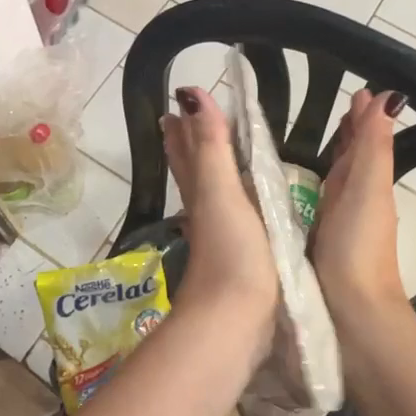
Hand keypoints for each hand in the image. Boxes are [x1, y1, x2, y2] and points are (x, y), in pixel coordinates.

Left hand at [163, 87, 278, 321]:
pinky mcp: (243, 263)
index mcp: (201, 193)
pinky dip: (237, 207)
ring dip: (210, 176)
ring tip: (216, 161)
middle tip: (176, 125)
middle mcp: (205, 213)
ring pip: (210, 197)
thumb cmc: (230, 252)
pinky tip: (245, 214)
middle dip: (186, 150)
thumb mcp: (220, 191)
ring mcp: (222, 240)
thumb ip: (211, 146)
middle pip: (192, 174)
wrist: (235, 322)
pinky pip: (237, 222)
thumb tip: (190, 93)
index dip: (180, 132)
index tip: (170, 110)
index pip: (187, 154)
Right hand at [310, 90, 407, 316]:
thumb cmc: (359, 247)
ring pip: (336, 178)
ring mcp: (338, 222)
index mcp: (368, 183)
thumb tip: (390, 96)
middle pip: (353, 157)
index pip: (366, 140)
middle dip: (348, 132)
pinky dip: (312, 183)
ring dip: (330, 155)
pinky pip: (317, 200)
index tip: (356, 89)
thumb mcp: (368, 188)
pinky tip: (294, 185)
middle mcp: (356, 199)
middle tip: (336, 105)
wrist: (353, 314)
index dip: (362, 116)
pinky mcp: (317, 240)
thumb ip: (373, 146)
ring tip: (313, 136)